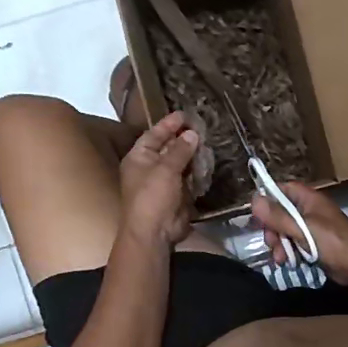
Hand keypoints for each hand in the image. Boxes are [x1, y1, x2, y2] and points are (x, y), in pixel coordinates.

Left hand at [119, 111, 201, 245]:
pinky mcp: (176, 194)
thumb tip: (192, 134)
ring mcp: (163, 181)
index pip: (153, 134)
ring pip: (180, 162)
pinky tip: (208, 162)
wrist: (154, 232)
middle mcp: (149, 167)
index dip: (168, 124)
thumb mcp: (165, 168)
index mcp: (138, 157)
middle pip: (167, 147)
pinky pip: (188, 177)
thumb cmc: (152, 196)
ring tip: (208, 142)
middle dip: (183, 138)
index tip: (184, 114)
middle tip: (202, 126)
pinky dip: (197, 170)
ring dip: (192, 154)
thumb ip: (180, 150)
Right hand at [251, 181, 347, 284]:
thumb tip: (253, 200)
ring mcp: (311, 228)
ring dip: (278, 244)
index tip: (257, 214)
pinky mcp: (313, 244)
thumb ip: (278, 216)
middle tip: (271, 242)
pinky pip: (293, 244)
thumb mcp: (302, 228)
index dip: (268, 198)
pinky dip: (288, 252)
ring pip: (284, 230)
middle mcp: (309, 210)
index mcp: (309, 199)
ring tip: (280, 258)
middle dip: (272, 229)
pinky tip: (287, 262)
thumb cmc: (333, 242)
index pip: (283, 189)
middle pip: (280, 212)